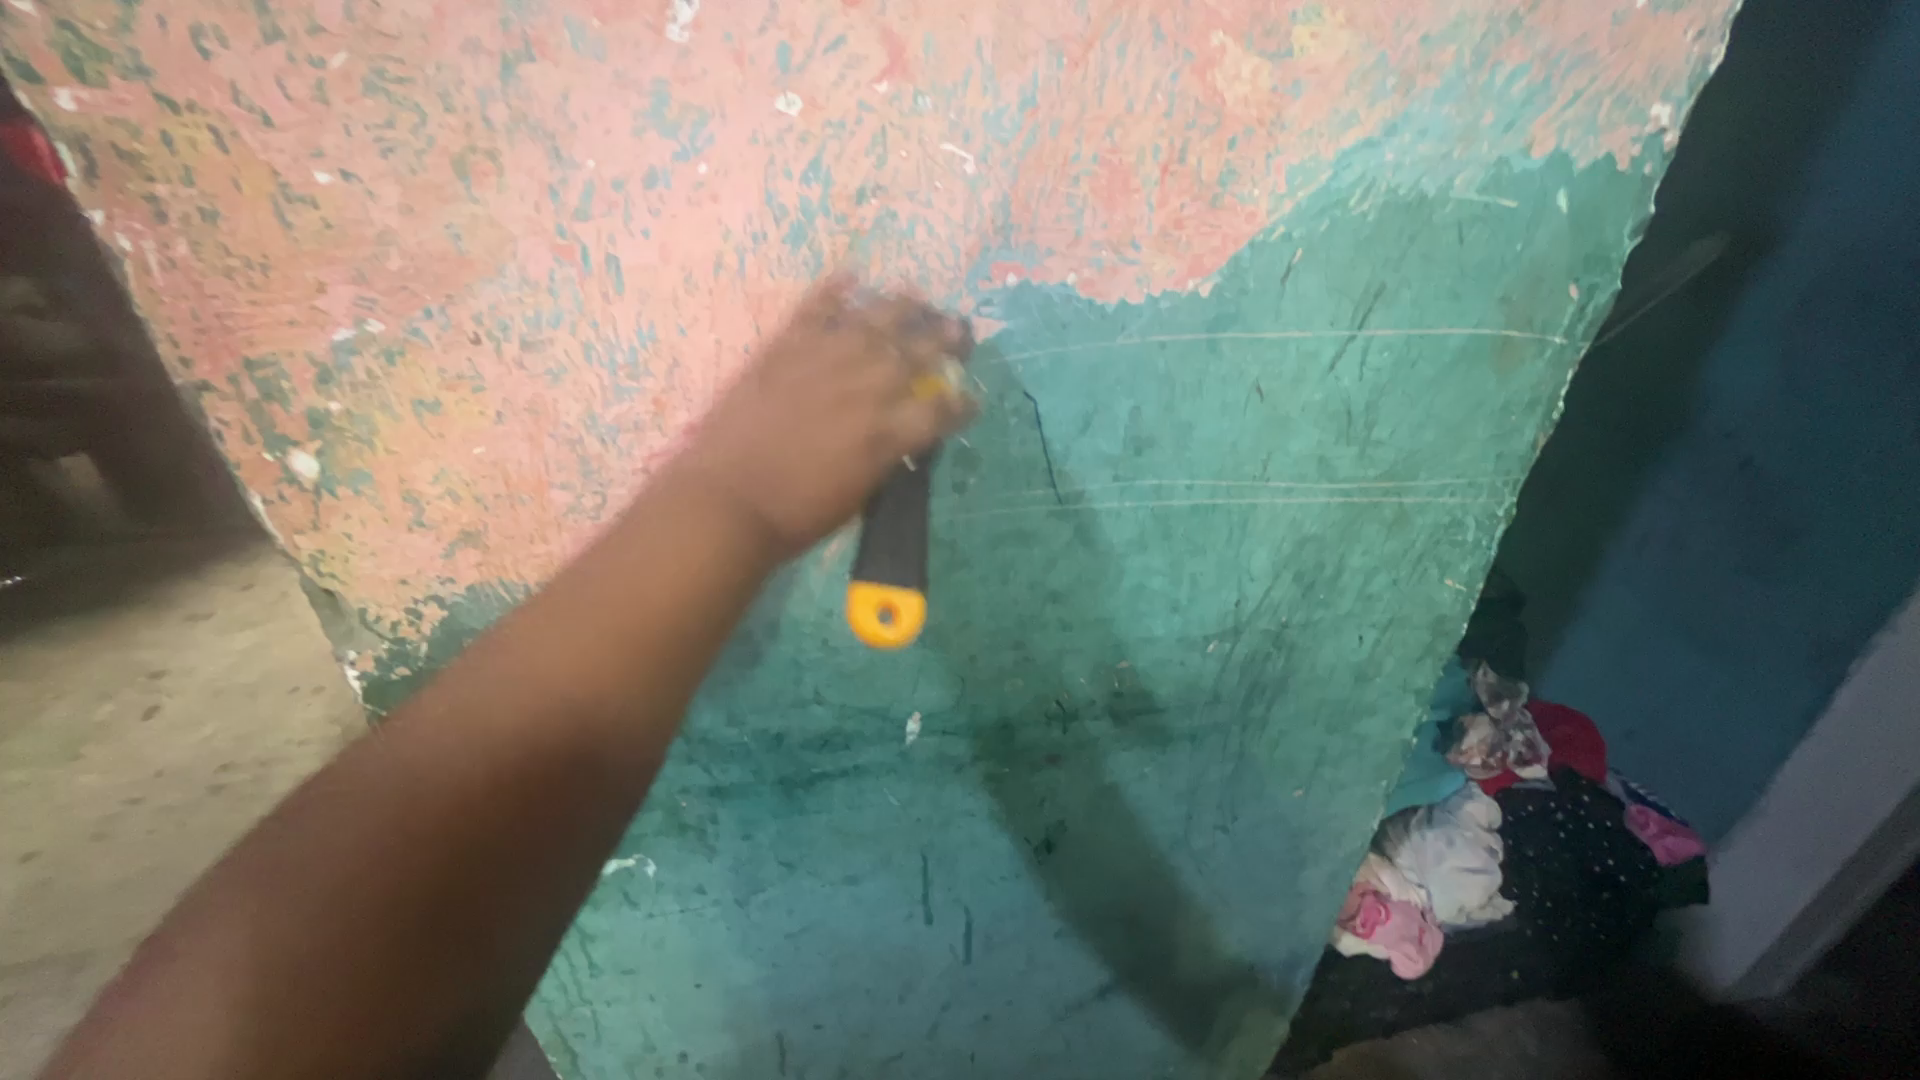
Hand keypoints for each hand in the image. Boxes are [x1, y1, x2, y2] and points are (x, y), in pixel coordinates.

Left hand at [673, 274, 976, 558]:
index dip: (962, 403)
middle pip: (916, 353)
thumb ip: (884, 459)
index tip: (972, 398)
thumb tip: (899, 437)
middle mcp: (865, 389)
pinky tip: (851, 276)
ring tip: (917, 294)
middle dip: (945, 339)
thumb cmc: (795, 516)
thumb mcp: (858, 498)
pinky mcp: (784, 349)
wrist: (727, 502)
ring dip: (901, 305)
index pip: (941, 410)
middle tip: (960, 329)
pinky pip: (815, 309)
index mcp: (886, 435)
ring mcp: (823, 362)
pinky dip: (833, 290)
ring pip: (873, 320)